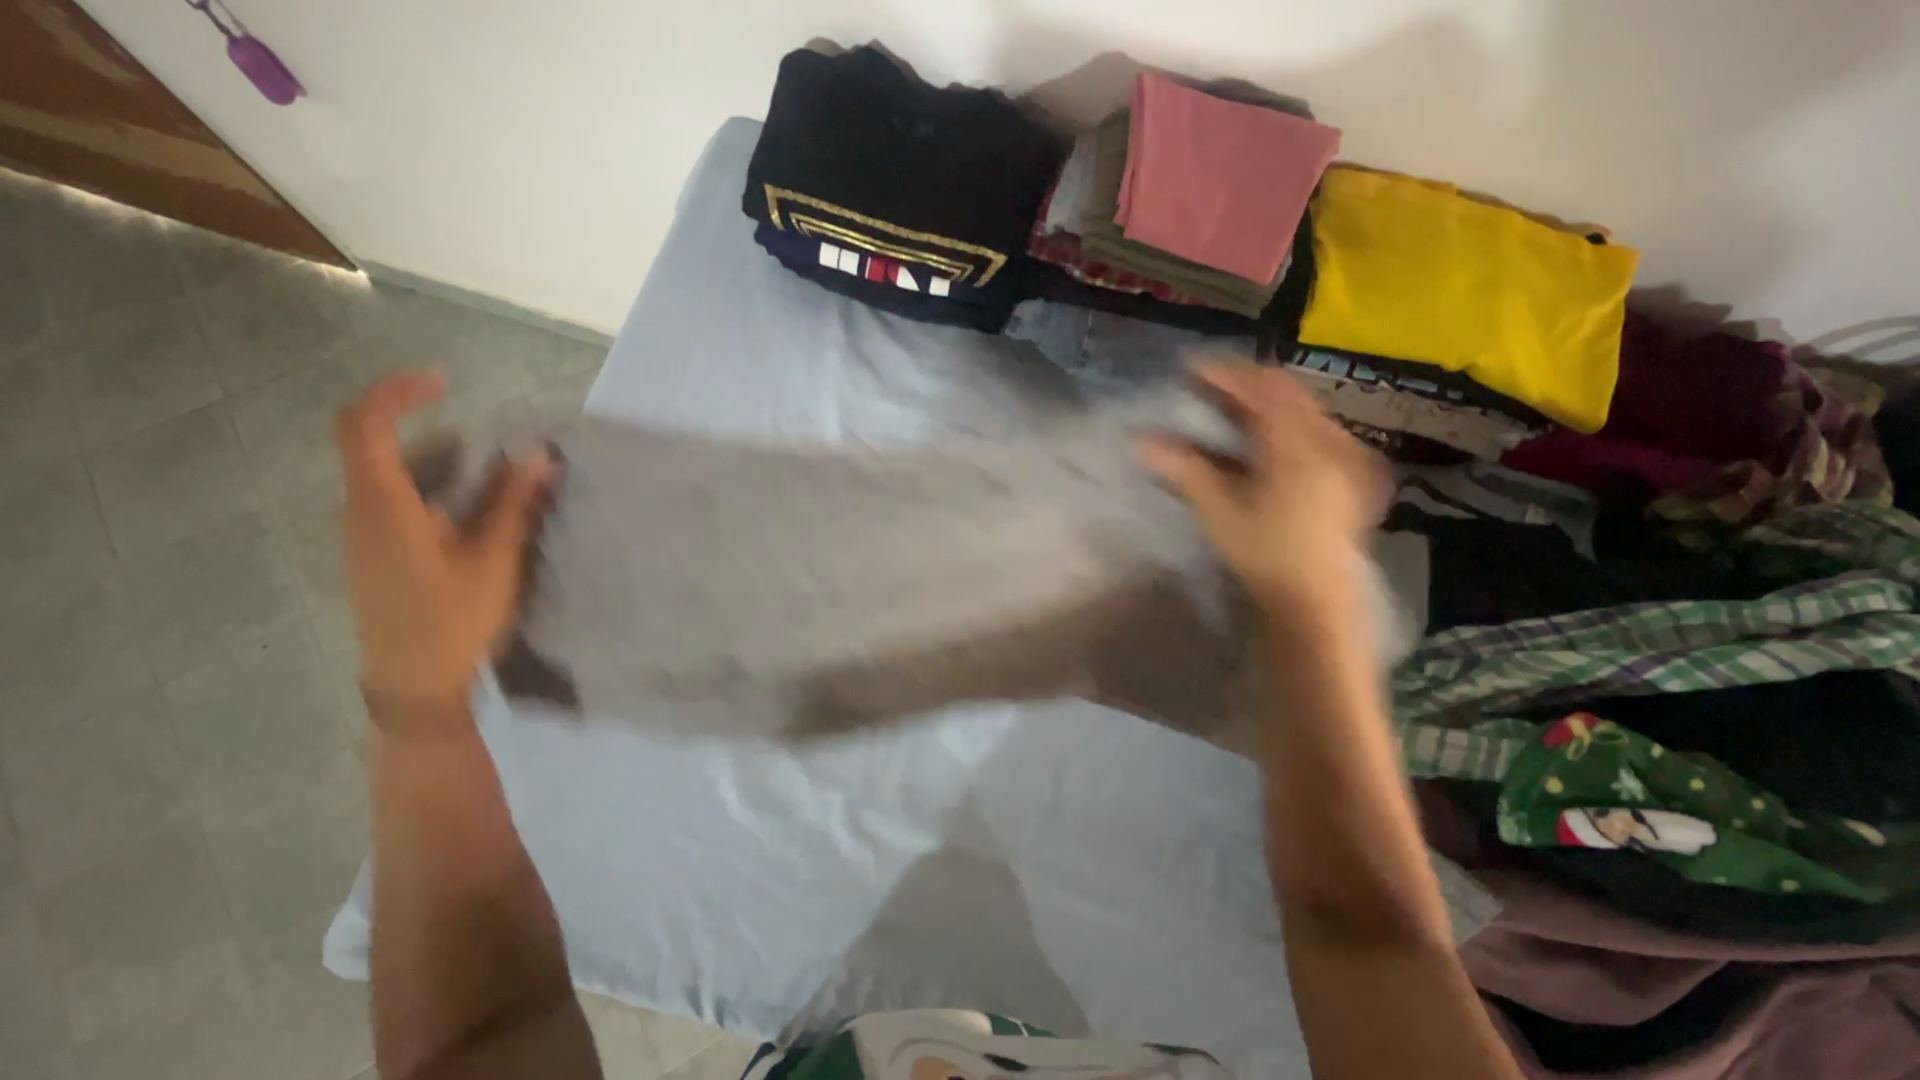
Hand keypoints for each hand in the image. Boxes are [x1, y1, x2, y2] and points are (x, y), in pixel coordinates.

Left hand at [335, 372, 556, 732]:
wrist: (412, 687)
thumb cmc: (452, 620)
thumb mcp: (493, 560)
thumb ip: (513, 503)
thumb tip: (538, 455)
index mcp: (381, 506)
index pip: (363, 423)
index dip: (397, 391)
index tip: (445, 382)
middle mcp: (357, 514)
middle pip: (372, 446)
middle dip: (428, 429)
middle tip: (486, 442)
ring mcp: (359, 539)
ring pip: (383, 478)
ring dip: (432, 464)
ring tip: (489, 480)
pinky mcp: (370, 559)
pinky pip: (390, 505)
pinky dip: (426, 491)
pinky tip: (469, 519)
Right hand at [1139, 361, 1387, 625]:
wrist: (1316, 603)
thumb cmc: (1264, 555)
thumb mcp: (1218, 509)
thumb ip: (1183, 467)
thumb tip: (1141, 440)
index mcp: (1297, 442)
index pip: (1260, 387)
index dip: (1224, 372)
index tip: (1189, 366)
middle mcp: (1329, 439)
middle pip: (1286, 393)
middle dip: (1244, 385)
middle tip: (1207, 387)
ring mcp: (1348, 458)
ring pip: (1304, 411)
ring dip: (1266, 405)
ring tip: (1230, 411)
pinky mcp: (1354, 477)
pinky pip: (1319, 432)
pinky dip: (1287, 426)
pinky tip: (1265, 442)